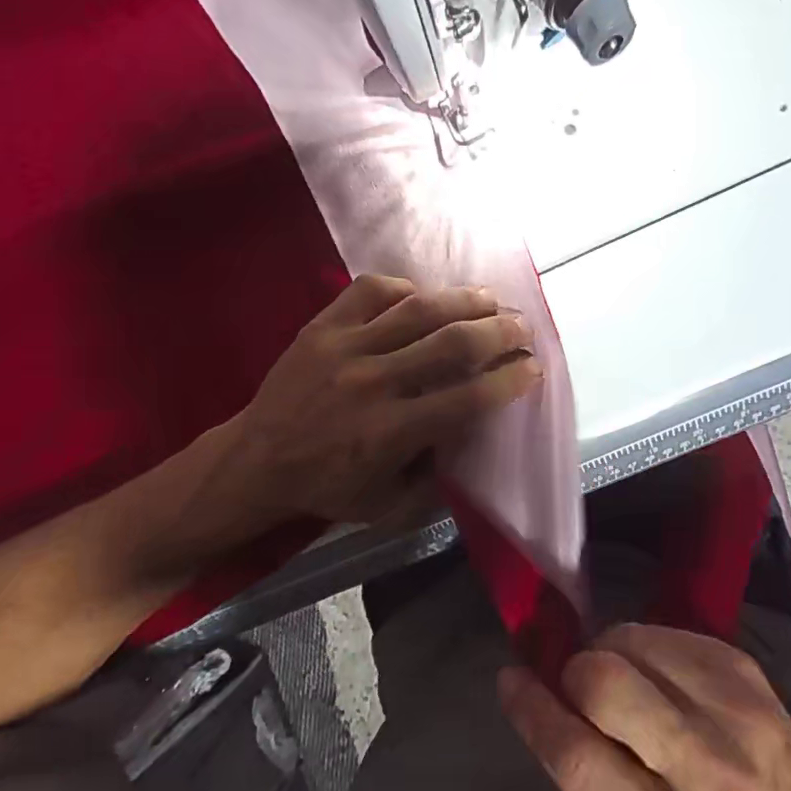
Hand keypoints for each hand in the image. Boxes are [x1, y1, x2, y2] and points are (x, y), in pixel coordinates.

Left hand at [218, 274, 541, 528]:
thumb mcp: (387, 503)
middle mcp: (375, 383)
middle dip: (500, 331)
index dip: (511, 379)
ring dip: (462, 300)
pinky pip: (368, 291)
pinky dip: (401, 287)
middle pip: (452, 344)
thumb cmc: (327, 487)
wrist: (257, 461)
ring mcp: (345, 348)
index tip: (532, 368)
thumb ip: (433, 472)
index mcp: (394, 431)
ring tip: (488, 298)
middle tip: (522, 326)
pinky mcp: (321, 327)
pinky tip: (419, 295)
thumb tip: (467, 429)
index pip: (470, 398)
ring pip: (416, 309)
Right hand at [498, 625, 790, 790]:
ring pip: (627, 642)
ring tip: (624, 681)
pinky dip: (637, 643)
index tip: (509, 680)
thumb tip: (535, 692)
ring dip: (606, 652)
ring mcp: (736, 710)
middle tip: (579, 689)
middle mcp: (714, 775)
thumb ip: (595, 778)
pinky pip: (655, 629)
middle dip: (575, 675)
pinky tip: (656, 673)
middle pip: (604, 684)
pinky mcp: (742, 666)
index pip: (580, 763)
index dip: (534, 713)